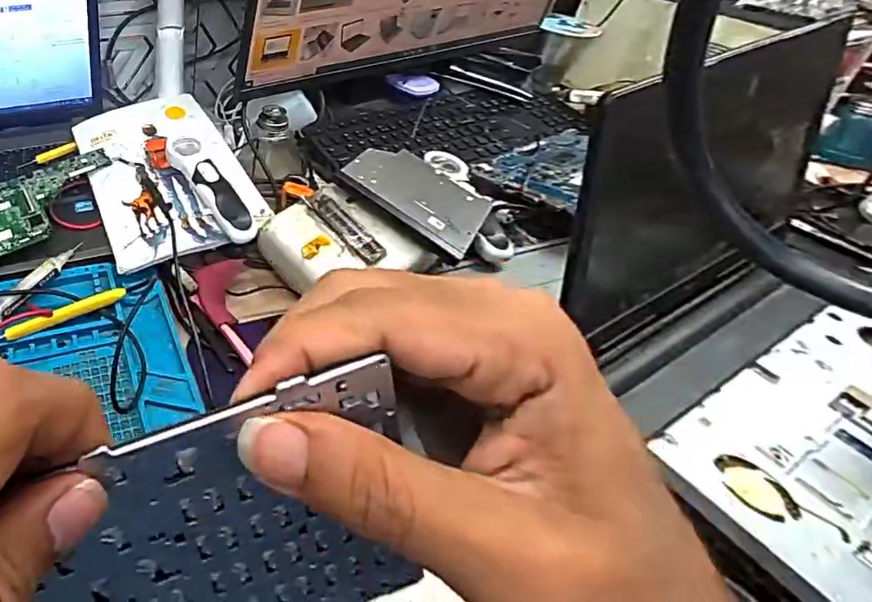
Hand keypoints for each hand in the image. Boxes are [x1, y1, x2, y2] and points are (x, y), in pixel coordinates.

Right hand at [231, 270, 722, 601]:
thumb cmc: (621, 589)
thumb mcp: (498, 552)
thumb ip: (378, 491)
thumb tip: (270, 441)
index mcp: (523, 337)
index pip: (378, 313)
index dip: (302, 349)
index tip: (249, 404)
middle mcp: (497, 313)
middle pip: (360, 299)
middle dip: (302, 354)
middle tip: (262, 420)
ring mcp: (477, 330)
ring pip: (359, 314)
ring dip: (315, 364)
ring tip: (293, 425)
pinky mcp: (458, 356)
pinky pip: (376, 342)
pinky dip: (339, 376)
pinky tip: (334, 421)